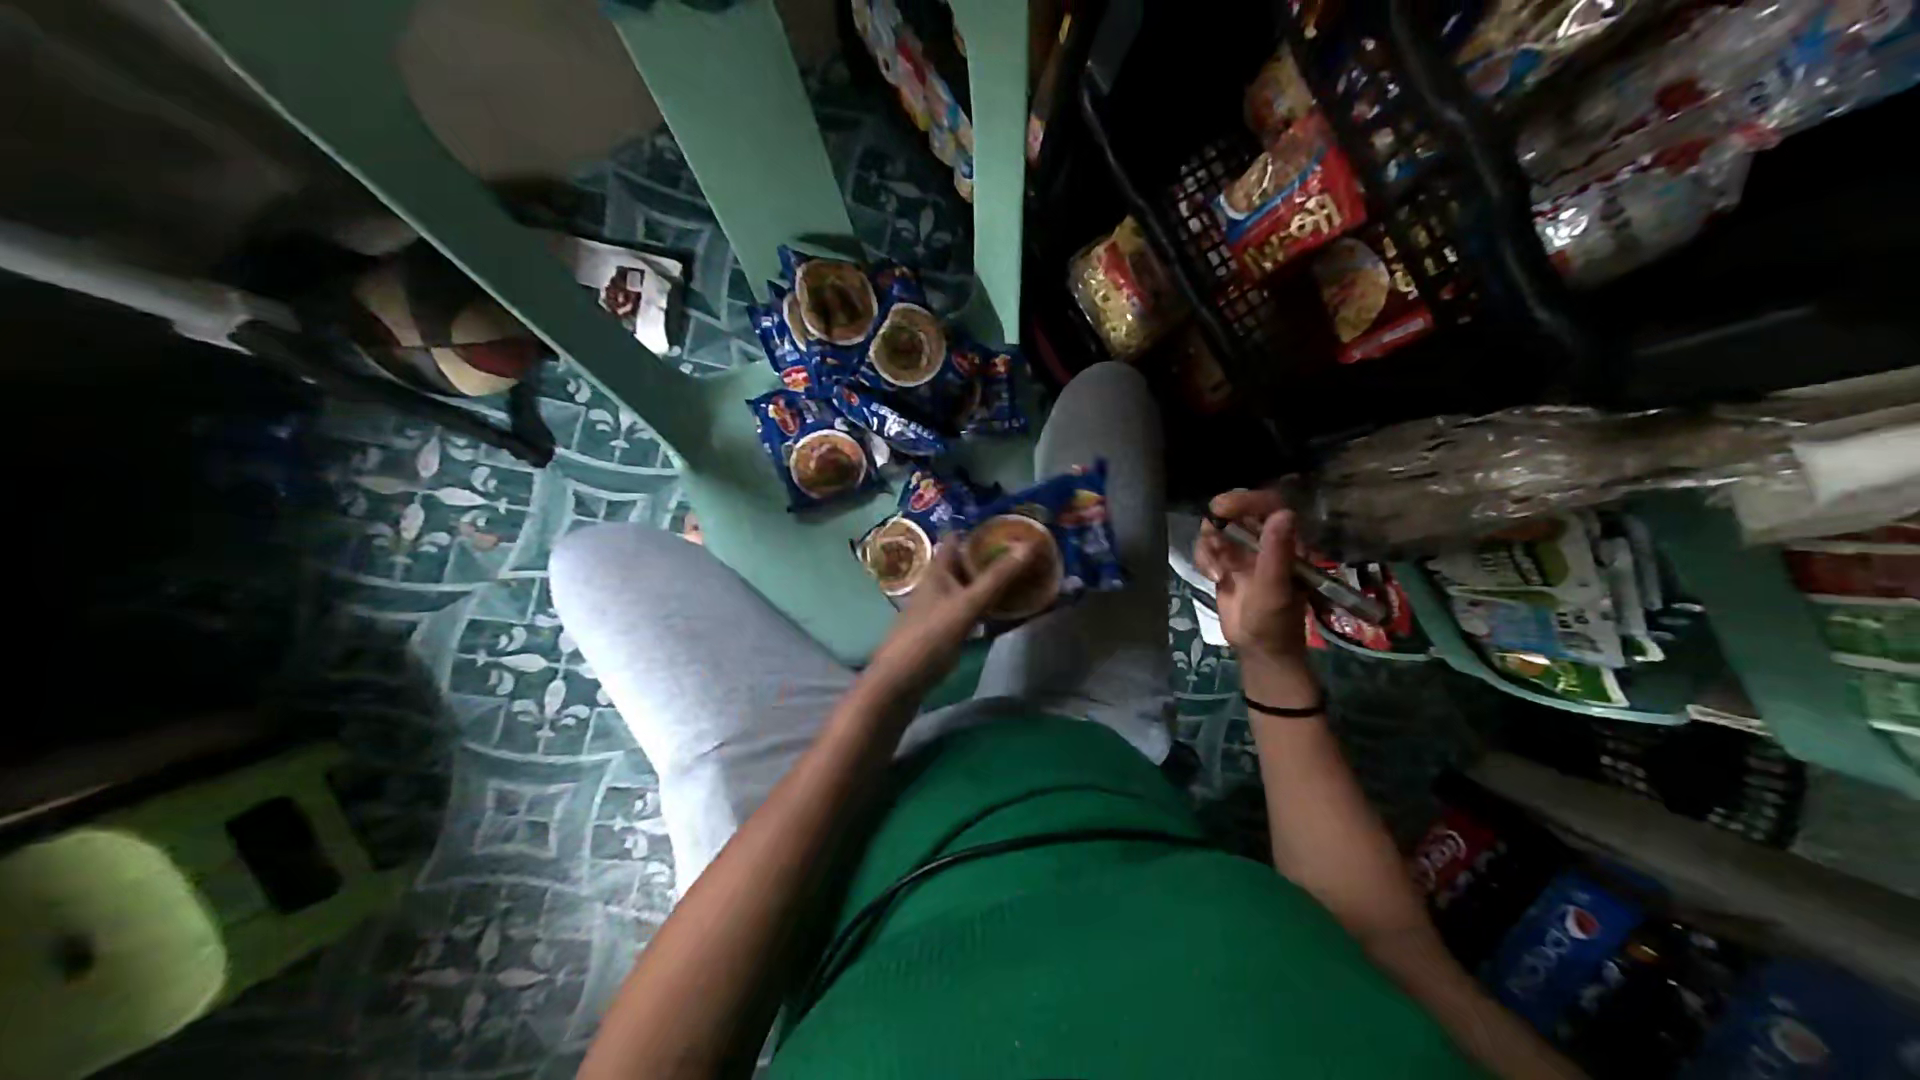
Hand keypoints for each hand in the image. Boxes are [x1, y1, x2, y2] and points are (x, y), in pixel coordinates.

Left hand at [863, 535, 1040, 703]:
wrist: (901, 679)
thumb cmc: (930, 636)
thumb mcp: (967, 605)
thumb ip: (997, 578)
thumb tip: (1028, 545)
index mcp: (938, 570)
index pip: (958, 539)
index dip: (980, 530)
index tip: (1010, 526)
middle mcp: (938, 583)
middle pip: (966, 562)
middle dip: (992, 556)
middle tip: (1026, 552)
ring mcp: (940, 606)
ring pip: (969, 586)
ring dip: (991, 581)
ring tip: (1023, 575)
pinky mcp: (945, 628)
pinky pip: (971, 607)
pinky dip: (988, 604)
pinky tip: (1006, 607)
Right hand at [1193, 489, 1306, 669]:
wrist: (1258, 649)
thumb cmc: (1275, 621)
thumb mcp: (1276, 587)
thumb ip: (1277, 551)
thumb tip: (1282, 513)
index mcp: (1286, 542)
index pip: (1269, 506)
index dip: (1247, 500)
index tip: (1223, 507)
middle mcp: (1265, 541)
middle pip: (1240, 511)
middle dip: (1222, 516)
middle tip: (1211, 526)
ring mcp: (1244, 553)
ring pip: (1219, 529)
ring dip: (1210, 543)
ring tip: (1216, 569)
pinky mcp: (1225, 565)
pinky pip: (1208, 548)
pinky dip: (1204, 558)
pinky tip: (1213, 577)